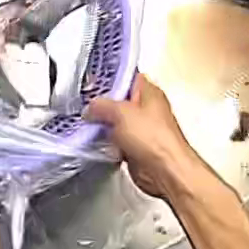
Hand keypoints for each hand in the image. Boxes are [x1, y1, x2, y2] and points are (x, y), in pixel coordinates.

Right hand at [86, 73, 214, 200]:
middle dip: (101, 103)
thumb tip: (90, 108)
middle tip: (83, 103)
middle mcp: (146, 108)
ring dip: (101, 124)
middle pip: (118, 100)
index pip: (126, 76)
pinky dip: (105, 141)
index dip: (108, 77)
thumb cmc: (152, 138)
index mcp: (148, 92)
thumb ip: (101, 105)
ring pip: (114, 122)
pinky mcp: (134, 147)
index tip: (90, 80)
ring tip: (84, 122)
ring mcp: (140, 129)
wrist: (164, 171)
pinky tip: (92, 140)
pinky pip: (114, 140)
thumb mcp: (120, 112)